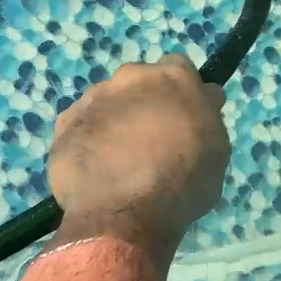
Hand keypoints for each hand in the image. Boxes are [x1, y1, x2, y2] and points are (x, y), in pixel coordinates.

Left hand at [47, 53, 230, 252]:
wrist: (124, 212)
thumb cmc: (183, 183)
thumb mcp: (217, 151)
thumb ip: (207, 118)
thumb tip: (205, 98)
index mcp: (172, 78)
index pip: (180, 68)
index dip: (183, 93)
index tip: (186, 117)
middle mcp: (129, 77)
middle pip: (140, 83)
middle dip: (146, 105)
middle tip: (155, 143)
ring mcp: (92, 98)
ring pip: (108, 104)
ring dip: (116, 123)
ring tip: (123, 163)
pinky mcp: (63, 125)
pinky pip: (82, 128)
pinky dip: (90, 143)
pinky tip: (99, 172)